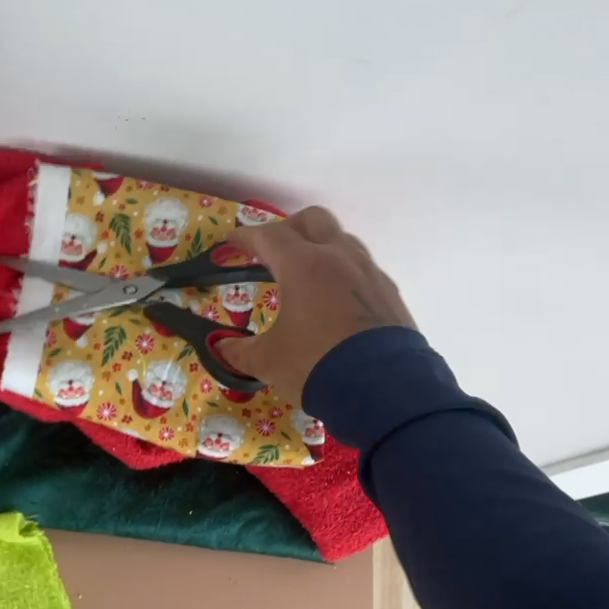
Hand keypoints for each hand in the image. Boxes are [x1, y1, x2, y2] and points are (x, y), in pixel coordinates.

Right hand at [212, 206, 416, 404]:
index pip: (268, 236)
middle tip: (272, 251)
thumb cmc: (314, 365)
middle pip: (313, 220)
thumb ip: (238, 351)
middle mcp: (339, 257)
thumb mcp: (267, 362)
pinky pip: (362, 268)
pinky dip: (343, 273)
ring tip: (306, 275)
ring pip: (342, 240)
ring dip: (320, 247)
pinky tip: (335, 300)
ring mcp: (369, 272)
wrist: (381, 388)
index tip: (231, 243)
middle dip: (287, 228)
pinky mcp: (389, 292)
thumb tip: (219, 348)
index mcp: (304, 266)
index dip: (245, 237)